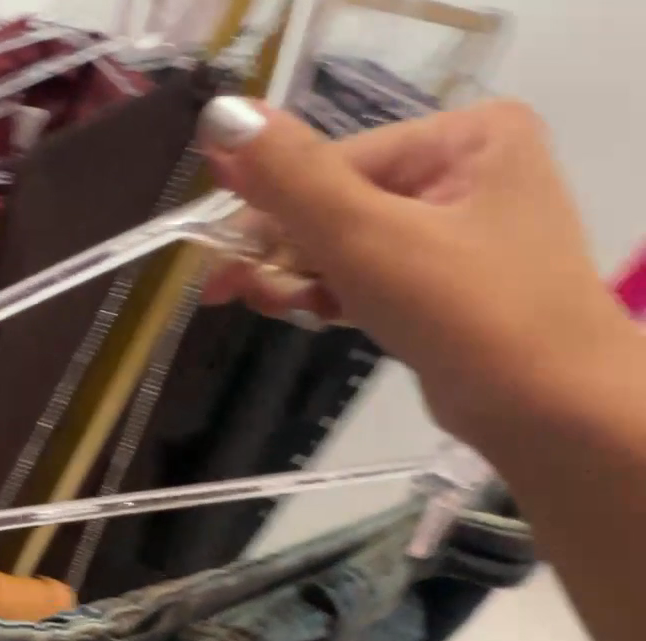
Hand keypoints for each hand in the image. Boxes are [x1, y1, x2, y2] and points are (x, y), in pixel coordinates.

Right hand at [196, 97, 638, 442]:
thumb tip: (221, 115)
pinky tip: (327, 316)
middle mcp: (461, 165)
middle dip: (282, 259)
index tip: (221, 278)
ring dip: (298, 281)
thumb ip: (288, 177)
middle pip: (324, 206)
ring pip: (333, 242)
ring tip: (297, 313)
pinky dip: (329, 293)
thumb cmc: (459, 309)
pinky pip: (357, 268)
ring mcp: (453, 219)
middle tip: (255, 302)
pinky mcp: (439, 268)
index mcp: (459, 136)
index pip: (322, 168)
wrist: (542, 402)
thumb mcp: (361, 236)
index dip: (263, 223)